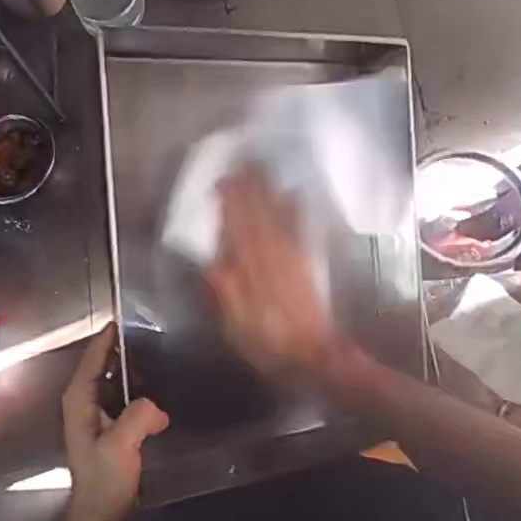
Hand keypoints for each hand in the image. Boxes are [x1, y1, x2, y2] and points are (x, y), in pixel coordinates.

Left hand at [59, 326, 168, 520]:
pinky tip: (158, 387)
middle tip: (153, 333)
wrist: (99, 515)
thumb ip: (138, 417)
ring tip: (160, 354)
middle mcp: (83, 400)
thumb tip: (156, 405)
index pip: (92, 357)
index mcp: (78, 399)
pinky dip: (137, 388)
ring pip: (114, 379)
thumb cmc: (104, 479)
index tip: (126, 317)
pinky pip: (122, 396)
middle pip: (102, 364)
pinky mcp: (109, 425)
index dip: (108, 337)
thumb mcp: (121, 446)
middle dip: (123, 349)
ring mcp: (94, 413)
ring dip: (132, 369)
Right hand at [205, 168, 346, 379]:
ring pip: (277, 217)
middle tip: (243, 163)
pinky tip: (295, 195)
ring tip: (263, 170)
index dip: (229, 203)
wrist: (310, 357)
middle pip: (257, 216)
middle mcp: (268, 258)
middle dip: (249, 188)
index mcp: (246, 272)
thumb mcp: (232, 323)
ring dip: (269, 192)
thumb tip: (210, 262)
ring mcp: (290, 258)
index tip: (222, 181)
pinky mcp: (306, 264)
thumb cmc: (263, 342)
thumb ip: (222, 291)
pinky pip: (299, 230)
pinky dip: (297, 211)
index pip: (235, 229)